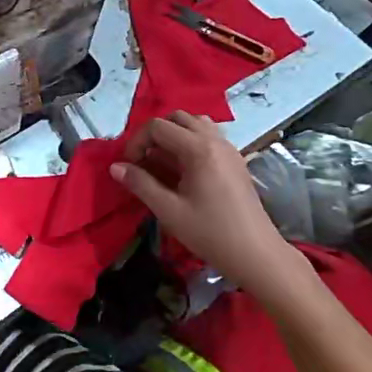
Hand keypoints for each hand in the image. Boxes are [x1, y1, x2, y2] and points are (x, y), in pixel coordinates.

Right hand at [111, 111, 298, 290]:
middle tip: (144, 161)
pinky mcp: (235, 161)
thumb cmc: (210, 232)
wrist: (255, 253)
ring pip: (195, 124)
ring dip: (174, 136)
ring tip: (163, 164)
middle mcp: (215, 140)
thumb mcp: (168, 210)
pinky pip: (209, 137)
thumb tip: (115, 167)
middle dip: (154, 135)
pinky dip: (190, 143)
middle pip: (177, 118)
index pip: (158, 126)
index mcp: (199, 148)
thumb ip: (140, 184)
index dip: (137, 142)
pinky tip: (184, 172)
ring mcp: (229, 149)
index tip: (130, 167)